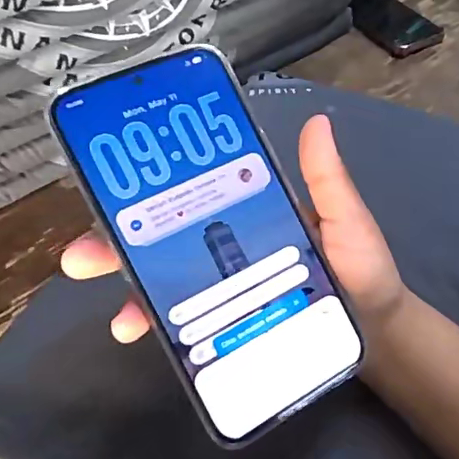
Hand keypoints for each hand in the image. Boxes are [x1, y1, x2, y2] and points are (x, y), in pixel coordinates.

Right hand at [60, 114, 408, 342]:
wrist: (376, 336)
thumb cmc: (364, 273)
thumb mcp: (348, 222)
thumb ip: (328, 181)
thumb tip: (316, 122)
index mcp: (254, 210)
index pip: (195, 190)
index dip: (153, 185)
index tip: (113, 179)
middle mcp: (231, 243)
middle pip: (164, 235)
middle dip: (117, 241)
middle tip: (83, 256)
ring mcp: (227, 284)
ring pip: (164, 278)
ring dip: (128, 287)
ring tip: (115, 309)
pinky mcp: (229, 321)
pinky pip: (184, 319)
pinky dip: (156, 323)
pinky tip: (137, 330)